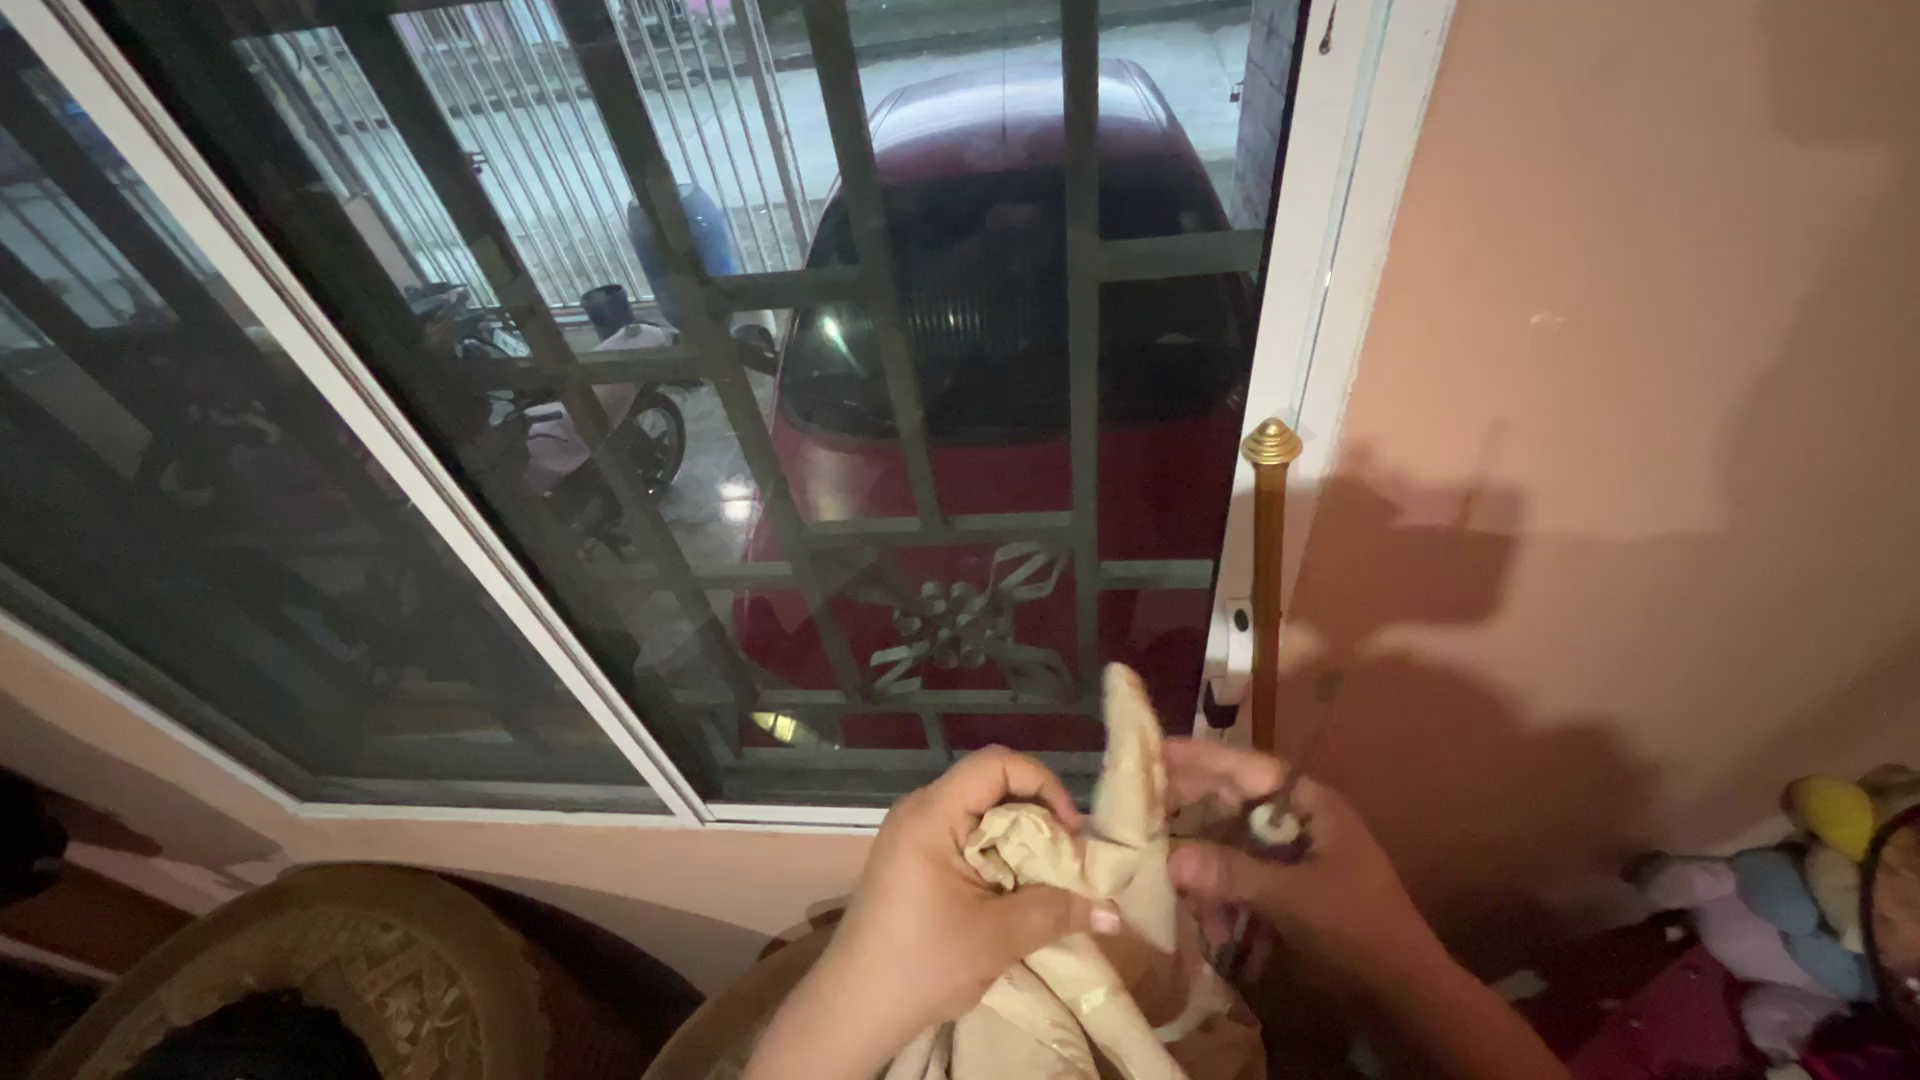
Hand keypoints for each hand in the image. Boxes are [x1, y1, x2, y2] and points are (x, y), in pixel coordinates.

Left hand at [745, 747, 1107, 1079]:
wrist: (851, 1009)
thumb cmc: (921, 965)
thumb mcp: (996, 939)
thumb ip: (1056, 913)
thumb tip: (1114, 910)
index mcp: (931, 815)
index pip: (994, 764)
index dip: (1041, 783)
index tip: (1069, 830)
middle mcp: (919, 810)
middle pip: (988, 783)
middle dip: (1036, 813)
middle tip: (1066, 856)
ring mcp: (911, 832)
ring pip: (978, 810)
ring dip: (1018, 835)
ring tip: (1047, 874)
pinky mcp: (911, 856)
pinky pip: (963, 832)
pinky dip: (996, 850)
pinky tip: (1013, 886)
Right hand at [1162, 738, 1443, 987]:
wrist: (1406, 1002)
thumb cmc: (1360, 932)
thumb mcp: (1295, 899)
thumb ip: (1232, 873)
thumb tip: (1170, 857)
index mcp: (1310, 806)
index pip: (1247, 768)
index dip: (1202, 757)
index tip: (1157, 751)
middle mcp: (1296, 823)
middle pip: (1231, 803)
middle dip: (1192, 815)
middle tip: (1143, 814)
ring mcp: (1289, 859)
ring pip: (1229, 846)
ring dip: (1205, 871)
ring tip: (1181, 892)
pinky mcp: (1282, 893)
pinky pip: (1237, 881)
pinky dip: (1221, 900)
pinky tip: (1212, 930)